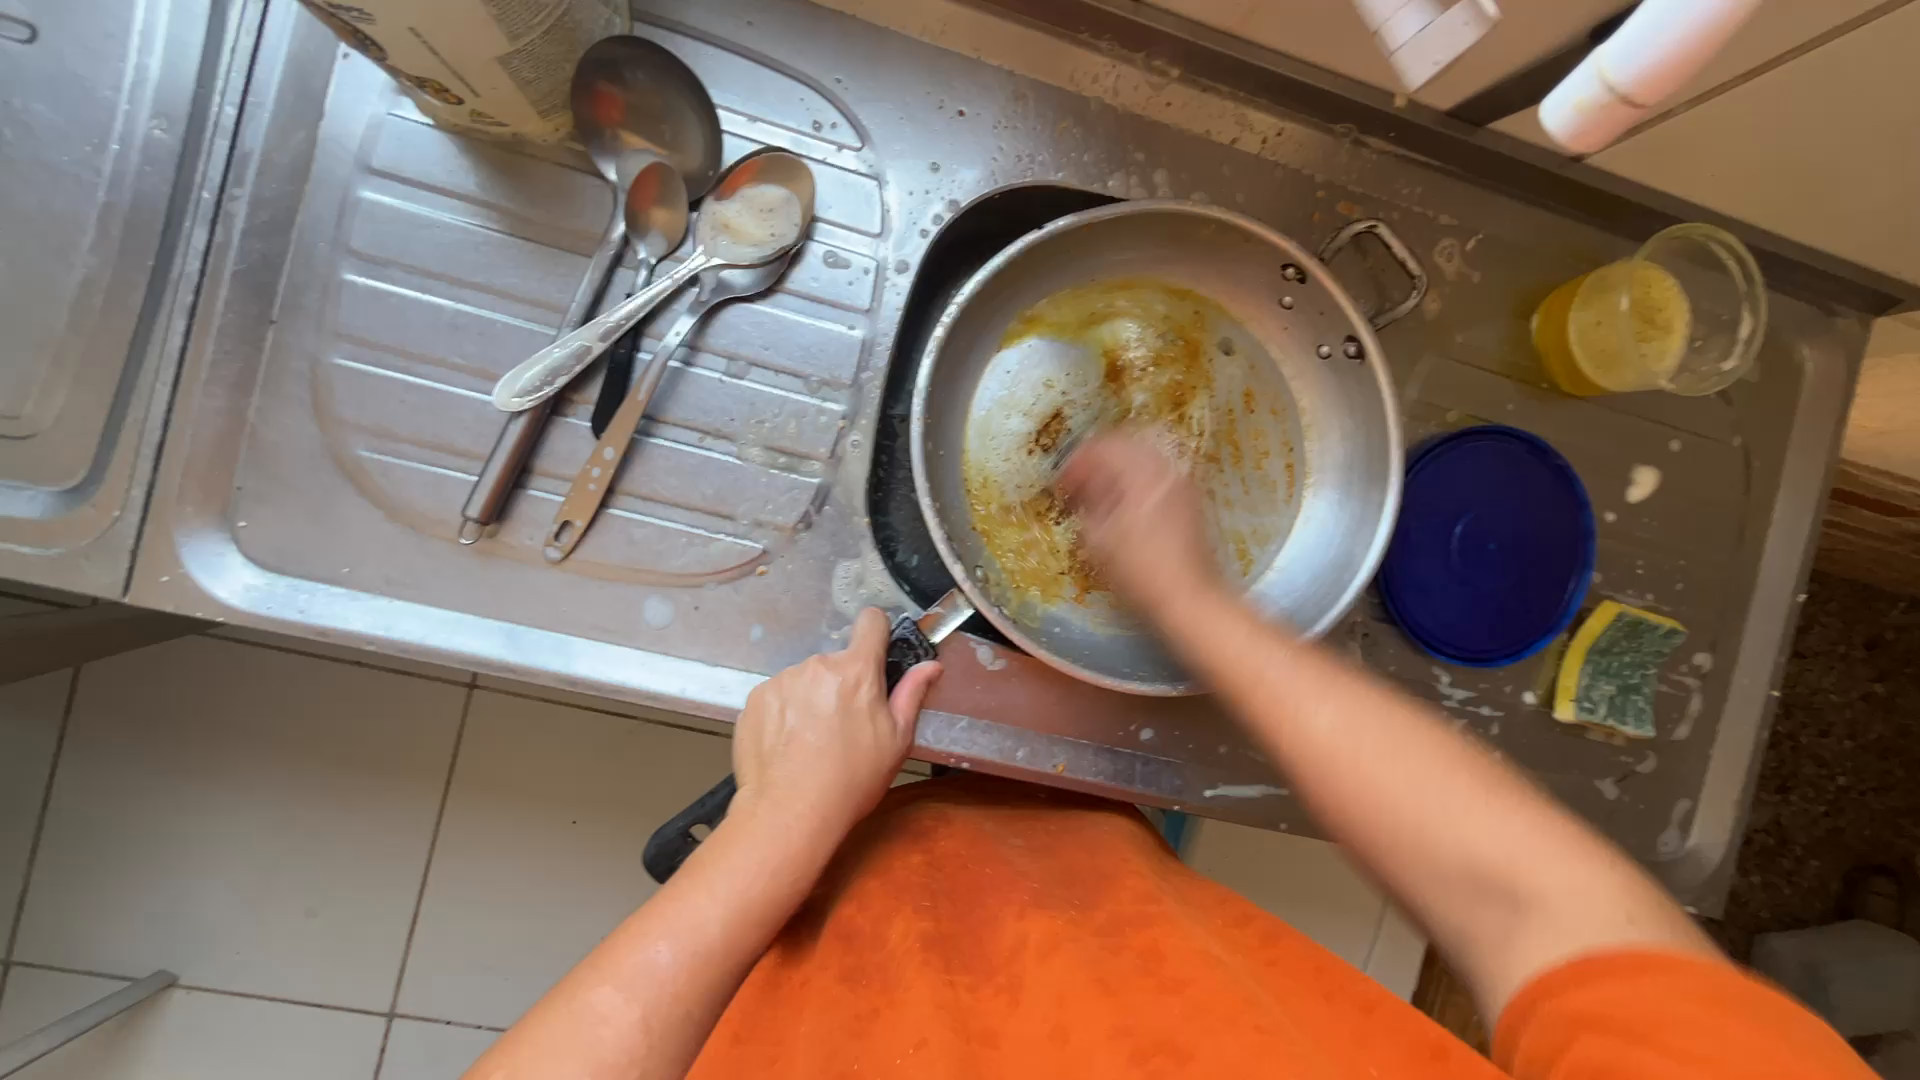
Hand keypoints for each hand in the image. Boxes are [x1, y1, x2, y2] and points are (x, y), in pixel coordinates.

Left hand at [730, 608, 941, 846]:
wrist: (789, 813)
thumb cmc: (852, 779)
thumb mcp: (897, 741)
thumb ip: (912, 695)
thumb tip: (931, 665)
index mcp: (856, 670)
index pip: (871, 622)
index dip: (877, 633)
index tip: (876, 655)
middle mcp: (816, 665)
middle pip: (836, 661)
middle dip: (842, 682)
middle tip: (844, 724)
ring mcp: (781, 680)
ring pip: (805, 679)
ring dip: (811, 697)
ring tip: (811, 739)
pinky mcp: (755, 700)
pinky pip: (777, 695)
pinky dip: (784, 712)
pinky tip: (788, 745)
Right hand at [1057, 431, 1218, 615]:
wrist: (1190, 600)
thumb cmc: (1139, 572)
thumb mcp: (1098, 540)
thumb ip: (1087, 505)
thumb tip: (1082, 490)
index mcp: (1141, 472)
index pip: (1102, 447)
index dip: (1075, 463)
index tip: (1061, 485)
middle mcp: (1165, 468)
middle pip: (1125, 444)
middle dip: (1098, 461)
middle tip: (1078, 485)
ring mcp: (1182, 483)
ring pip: (1143, 458)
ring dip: (1117, 471)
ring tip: (1099, 496)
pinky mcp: (1190, 500)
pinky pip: (1157, 476)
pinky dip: (1136, 482)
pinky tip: (1123, 507)